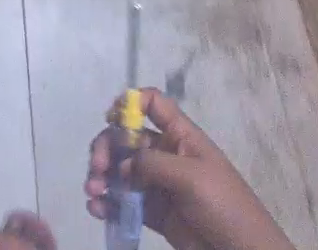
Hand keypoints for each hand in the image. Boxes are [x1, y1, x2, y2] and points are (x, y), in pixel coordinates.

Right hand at [85, 89, 297, 249]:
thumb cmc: (224, 206)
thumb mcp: (191, 177)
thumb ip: (152, 164)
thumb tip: (120, 166)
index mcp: (180, 136)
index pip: (153, 104)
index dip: (130, 103)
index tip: (111, 118)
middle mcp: (166, 154)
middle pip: (127, 138)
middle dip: (107, 147)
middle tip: (97, 168)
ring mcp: (159, 184)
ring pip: (121, 170)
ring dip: (102, 176)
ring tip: (93, 192)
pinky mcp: (154, 213)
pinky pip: (124, 201)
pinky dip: (107, 202)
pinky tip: (97, 209)